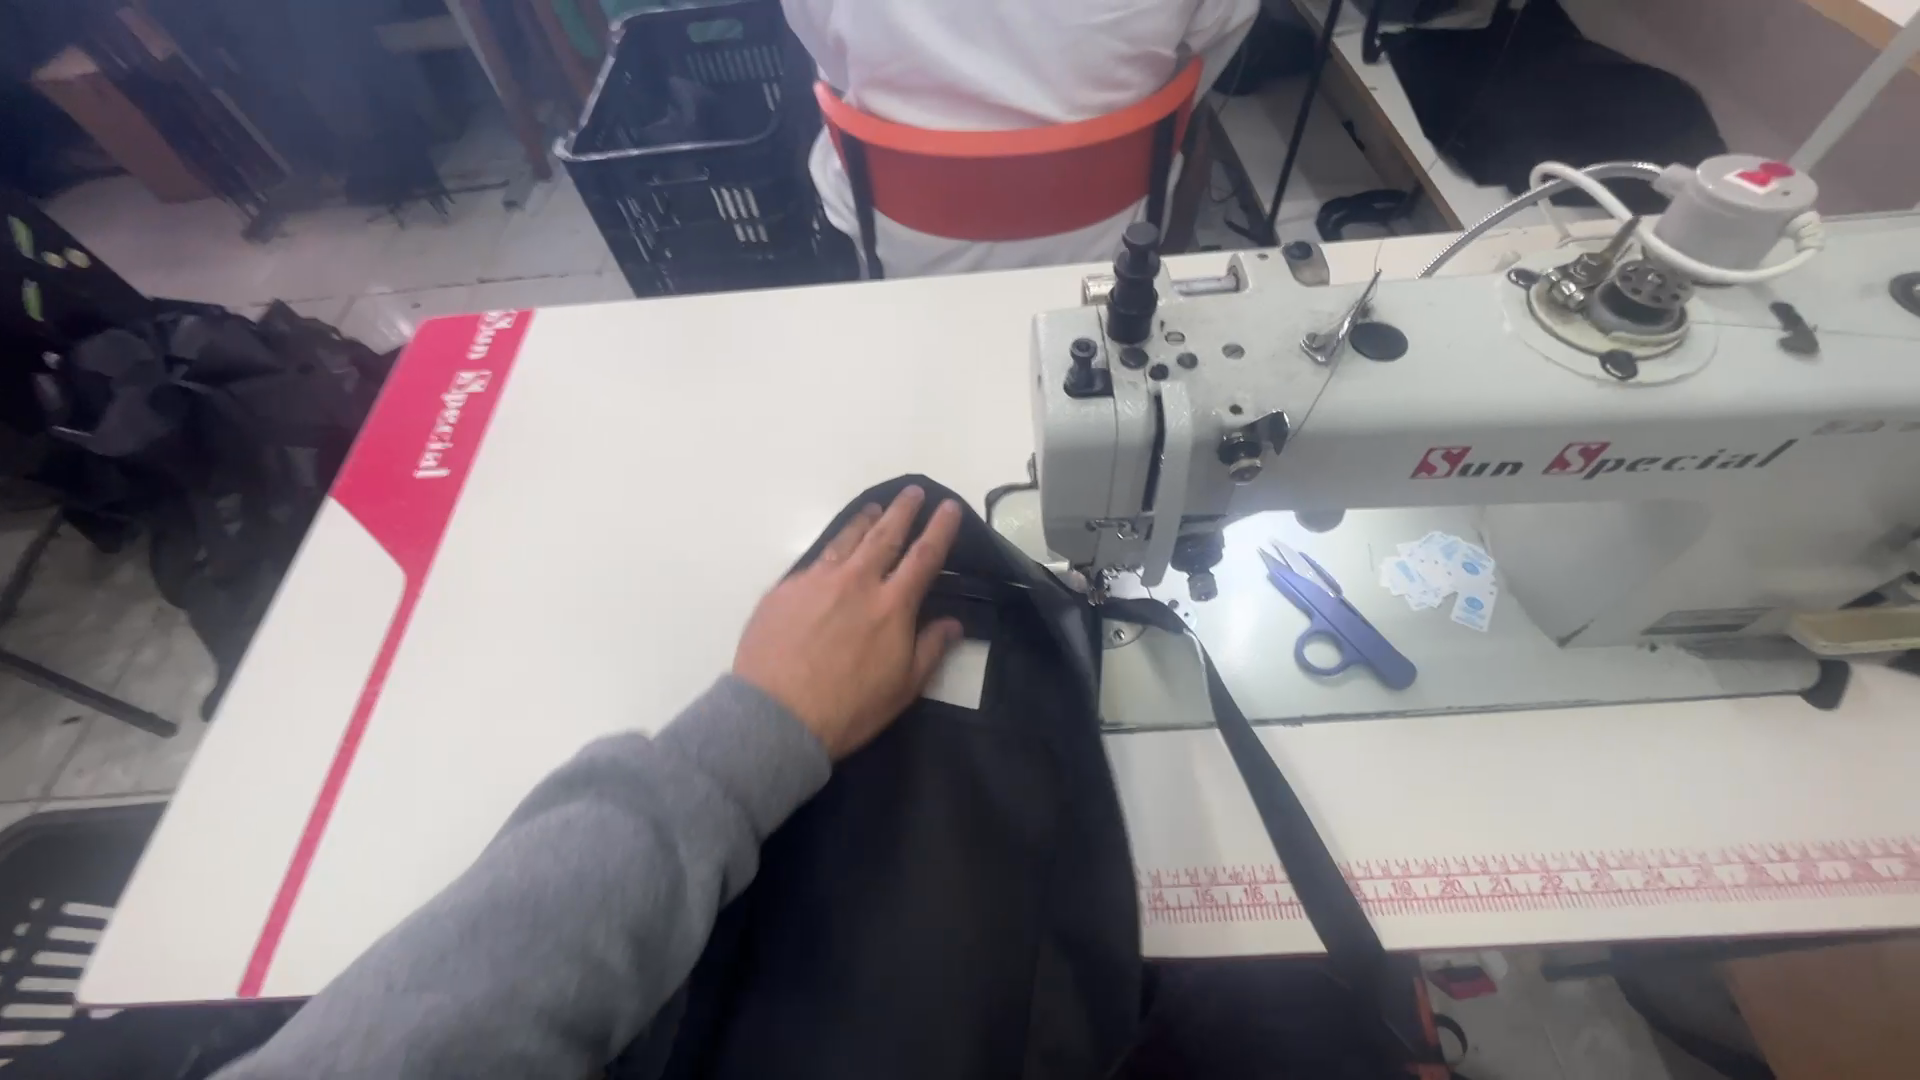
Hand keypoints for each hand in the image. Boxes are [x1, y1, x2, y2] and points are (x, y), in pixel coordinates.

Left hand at [733, 487, 964, 759]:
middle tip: (913, 492)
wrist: (776, 717)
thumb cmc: (848, 708)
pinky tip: (833, 548)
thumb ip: (931, 649)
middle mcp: (857, 581)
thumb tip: (954, 623)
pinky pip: (815, 559)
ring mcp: (817, 580)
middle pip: (886, 534)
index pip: (924, 556)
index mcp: (892, 605)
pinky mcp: (785, 589)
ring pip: (847, 538)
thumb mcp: (902, 688)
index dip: (940, 529)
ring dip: (865, 519)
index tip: (950, 507)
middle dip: (903, 510)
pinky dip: (832, 546)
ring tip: (874, 507)